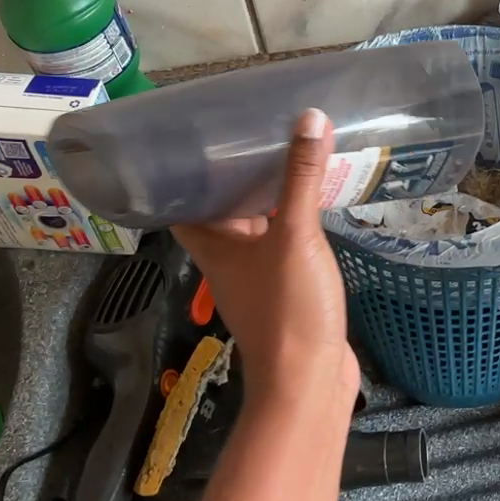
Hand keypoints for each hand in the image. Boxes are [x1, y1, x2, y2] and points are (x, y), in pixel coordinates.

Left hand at [173, 109, 360, 412]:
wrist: (309, 382)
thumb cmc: (287, 309)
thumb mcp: (294, 236)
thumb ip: (301, 178)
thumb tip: (311, 118)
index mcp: (213, 244)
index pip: (182, 199)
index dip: (184, 168)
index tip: (199, 132)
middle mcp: (228, 257)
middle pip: (223, 206)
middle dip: (236, 172)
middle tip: (257, 129)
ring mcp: (257, 273)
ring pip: (256, 223)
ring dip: (269, 194)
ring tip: (289, 151)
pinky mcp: (286, 286)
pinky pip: (284, 241)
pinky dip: (294, 218)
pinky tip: (316, 199)